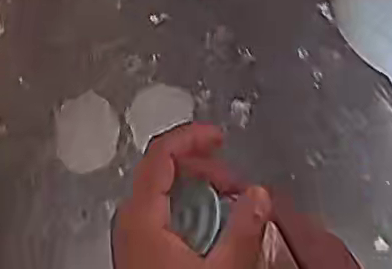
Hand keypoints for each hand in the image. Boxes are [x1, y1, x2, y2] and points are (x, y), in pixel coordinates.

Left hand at [114, 124, 270, 268]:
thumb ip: (242, 230)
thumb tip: (261, 193)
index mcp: (141, 214)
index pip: (161, 152)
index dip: (192, 136)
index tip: (220, 137)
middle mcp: (130, 219)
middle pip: (164, 169)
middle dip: (205, 168)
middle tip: (238, 184)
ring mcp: (133, 237)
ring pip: (166, 192)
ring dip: (201, 190)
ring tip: (232, 207)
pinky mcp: (140, 254)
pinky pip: (164, 215)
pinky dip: (191, 211)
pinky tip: (215, 230)